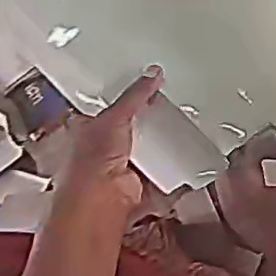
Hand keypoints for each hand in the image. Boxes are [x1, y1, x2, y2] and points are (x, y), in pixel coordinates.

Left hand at [54, 66, 163, 229]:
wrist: (101, 200)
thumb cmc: (89, 164)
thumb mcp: (113, 118)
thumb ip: (135, 96)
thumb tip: (152, 74)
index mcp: (89, 130)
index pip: (107, 107)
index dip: (123, 97)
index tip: (144, 84)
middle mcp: (106, 148)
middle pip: (133, 125)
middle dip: (149, 118)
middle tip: (166, 104)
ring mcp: (126, 164)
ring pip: (149, 145)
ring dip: (163, 140)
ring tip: (179, 125)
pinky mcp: (144, 177)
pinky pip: (165, 164)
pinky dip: (176, 159)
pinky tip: (186, 149)